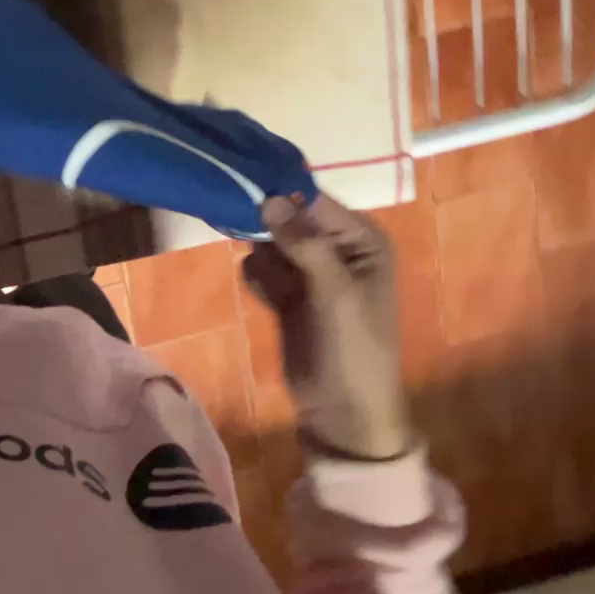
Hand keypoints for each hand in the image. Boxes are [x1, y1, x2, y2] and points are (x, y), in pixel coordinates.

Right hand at [242, 195, 411, 460]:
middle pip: (287, 218)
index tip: (238, 184)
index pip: (313, 200)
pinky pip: (262, 271)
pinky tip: (264, 297)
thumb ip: (304, 243)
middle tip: (233, 223)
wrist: (344, 409)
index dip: (279, 192)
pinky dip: (257, 278)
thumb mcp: (336, 292)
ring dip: (259, 254)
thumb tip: (269, 197)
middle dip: (262, 222)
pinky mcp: (287, 296)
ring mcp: (309, 274)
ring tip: (263, 275)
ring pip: (270, 243)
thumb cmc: (354, 348)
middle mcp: (336, 249)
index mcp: (361, 240)